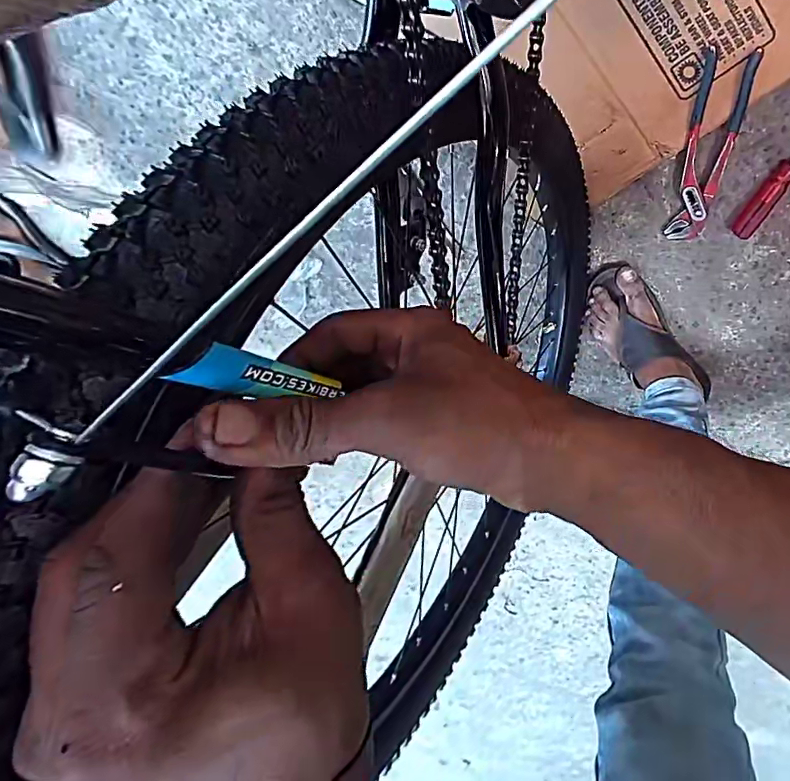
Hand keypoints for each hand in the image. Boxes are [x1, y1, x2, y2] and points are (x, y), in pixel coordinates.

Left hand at [15, 464, 368, 780]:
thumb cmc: (305, 737)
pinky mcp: (67, 707)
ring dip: (142, 518)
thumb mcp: (309, 607)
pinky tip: (175, 524)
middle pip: (84, 561)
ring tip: (199, 483)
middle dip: (151, 494)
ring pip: (79, 577)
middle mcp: (63, 726)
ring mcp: (54, 721)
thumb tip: (253, 451)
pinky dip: (133, 553)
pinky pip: (86, 604)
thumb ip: (273, 516)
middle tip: (206, 454)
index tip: (200, 433)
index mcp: (120, 709)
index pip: (120, 554)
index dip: (163, 478)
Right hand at [189, 308, 573, 509]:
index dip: (290, 360)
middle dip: (307, 392)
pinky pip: (383, 415)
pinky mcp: (438, 415)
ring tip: (300, 443)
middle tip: (273, 424)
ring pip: (362, 392)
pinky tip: (339, 453)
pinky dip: (356, 431)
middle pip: (343, 362)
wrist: (550, 461)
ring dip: (330, 414)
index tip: (258, 391)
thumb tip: (239, 425)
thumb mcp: (383, 419)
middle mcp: (416, 349)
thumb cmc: (482, 423)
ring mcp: (428, 383)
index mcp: (406, 328)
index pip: (330, 332)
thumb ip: (309, 424)